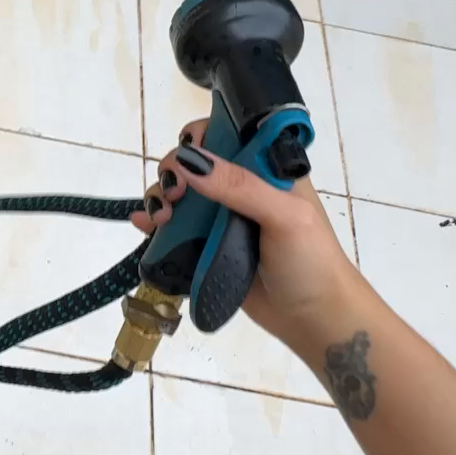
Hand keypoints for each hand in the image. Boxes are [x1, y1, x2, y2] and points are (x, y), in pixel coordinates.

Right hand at [132, 119, 372, 355]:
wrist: (312, 319)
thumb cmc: (311, 263)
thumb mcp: (284, 217)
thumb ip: (239, 187)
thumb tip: (187, 161)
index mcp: (264, 171)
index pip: (226, 135)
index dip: (201, 137)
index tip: (189, 153)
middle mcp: (238, 189)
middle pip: (192, 163)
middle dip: (173, 171)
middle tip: (175, 195)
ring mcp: (217, 217)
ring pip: (176, 193)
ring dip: (160, 198)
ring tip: (160, 220)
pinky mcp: (200, 244)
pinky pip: (168, 226)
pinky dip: (150, 222)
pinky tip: (143, 225)